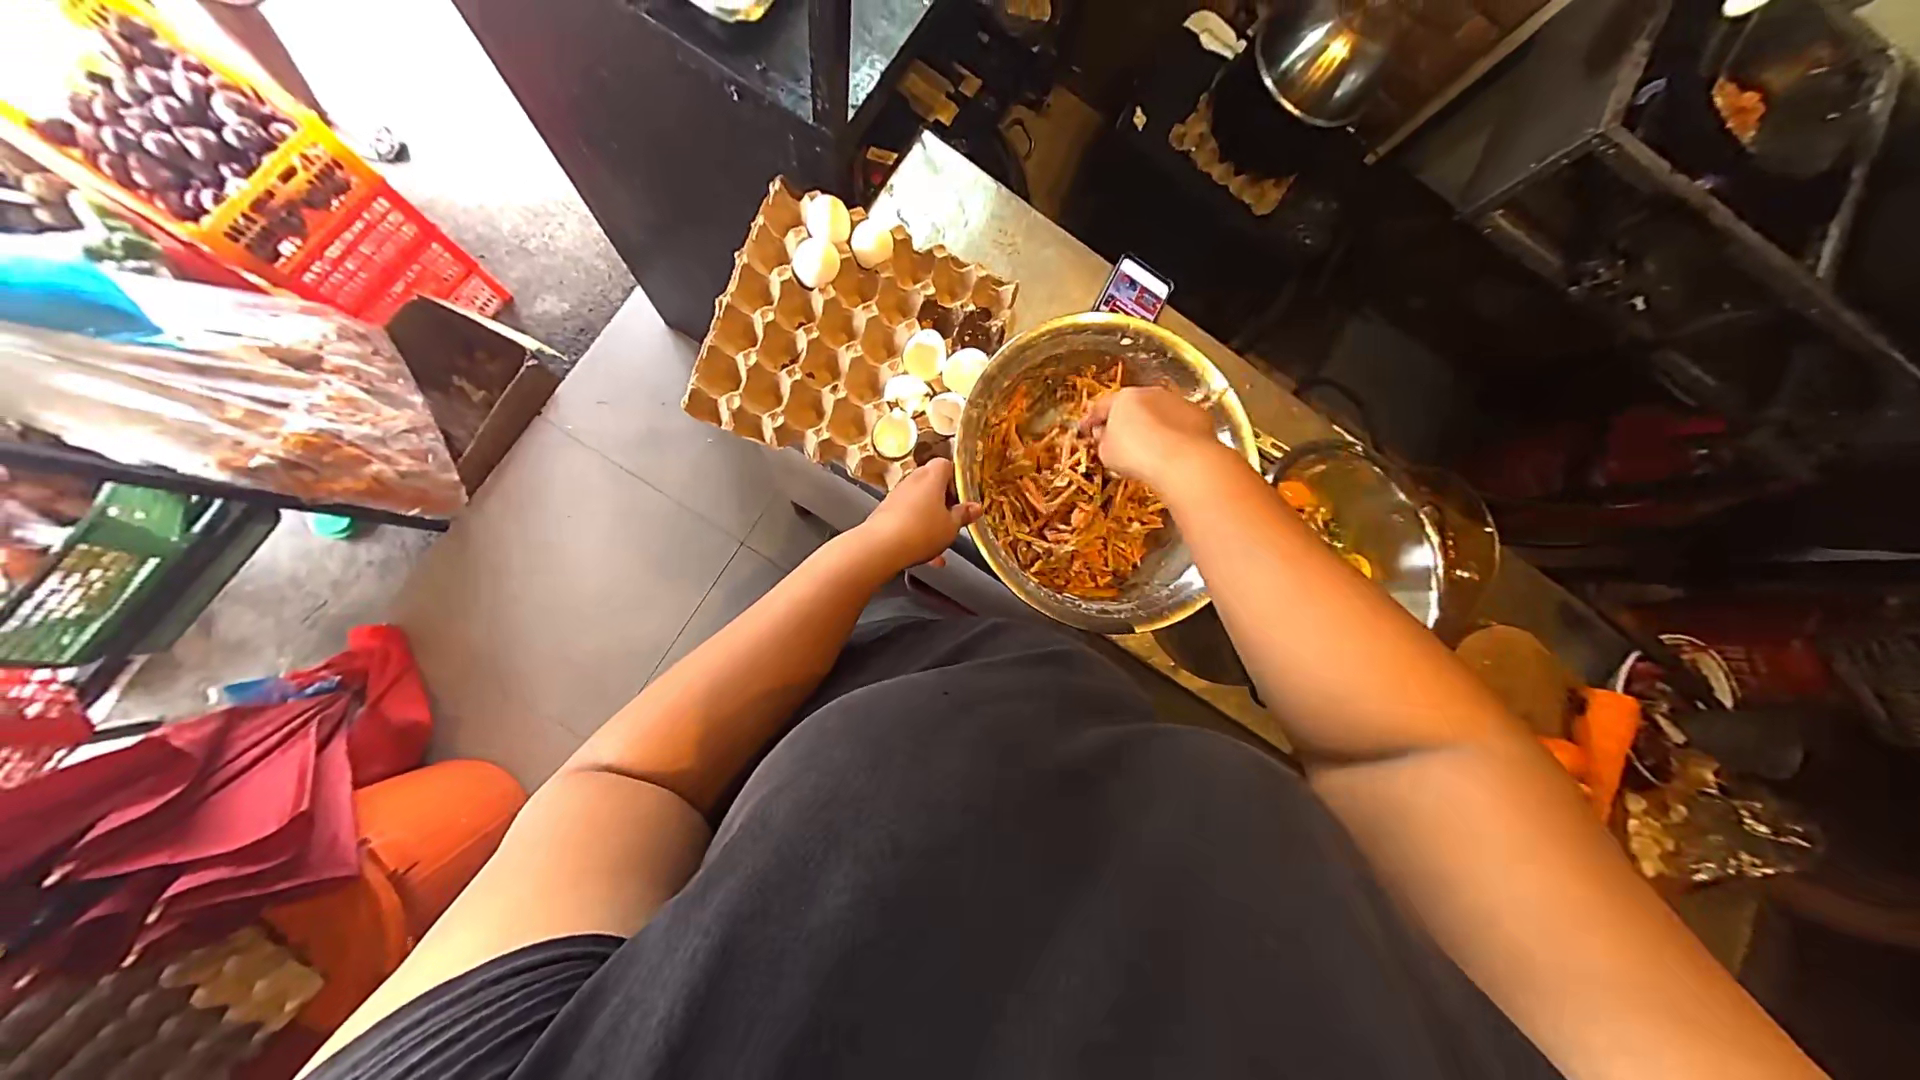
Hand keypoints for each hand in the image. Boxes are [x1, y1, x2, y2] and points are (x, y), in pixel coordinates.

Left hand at [853, 458, 981, 571]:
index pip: (946, 465)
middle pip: (932, 484)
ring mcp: (897, 496)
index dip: (956, 480)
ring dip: (931, 519)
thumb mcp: (951, 526)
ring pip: (920, 504)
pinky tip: (926, 555)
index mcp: (932, 476)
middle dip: (944, 502)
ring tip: (941, 541)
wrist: (882, 547)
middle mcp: (912, 481)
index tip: (963, 498)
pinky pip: (907, 518)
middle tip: (954, 519)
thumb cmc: (921, 531)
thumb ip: (964, 515)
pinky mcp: (885, 513)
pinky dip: (917, 531)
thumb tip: (975, 508)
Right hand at [1080, 387, 1225, 488]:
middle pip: (1133, 406)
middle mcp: (1151, 393)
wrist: (1182, 461)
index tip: (1086, 429)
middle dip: (1125, 422)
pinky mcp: (1199, 416)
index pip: (1101, 406)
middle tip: (1118, 441)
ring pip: (1159, 413)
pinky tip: (1171, 452)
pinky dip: (1174, 435)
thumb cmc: (1137, 455)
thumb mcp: (1106, 453)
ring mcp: (1177, 402)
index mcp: (1123, 398)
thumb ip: (1102, 441)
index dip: (1091, 420)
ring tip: (1148, 450)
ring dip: (1152, 427)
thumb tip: (1104, 437)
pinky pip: (1180, 425)